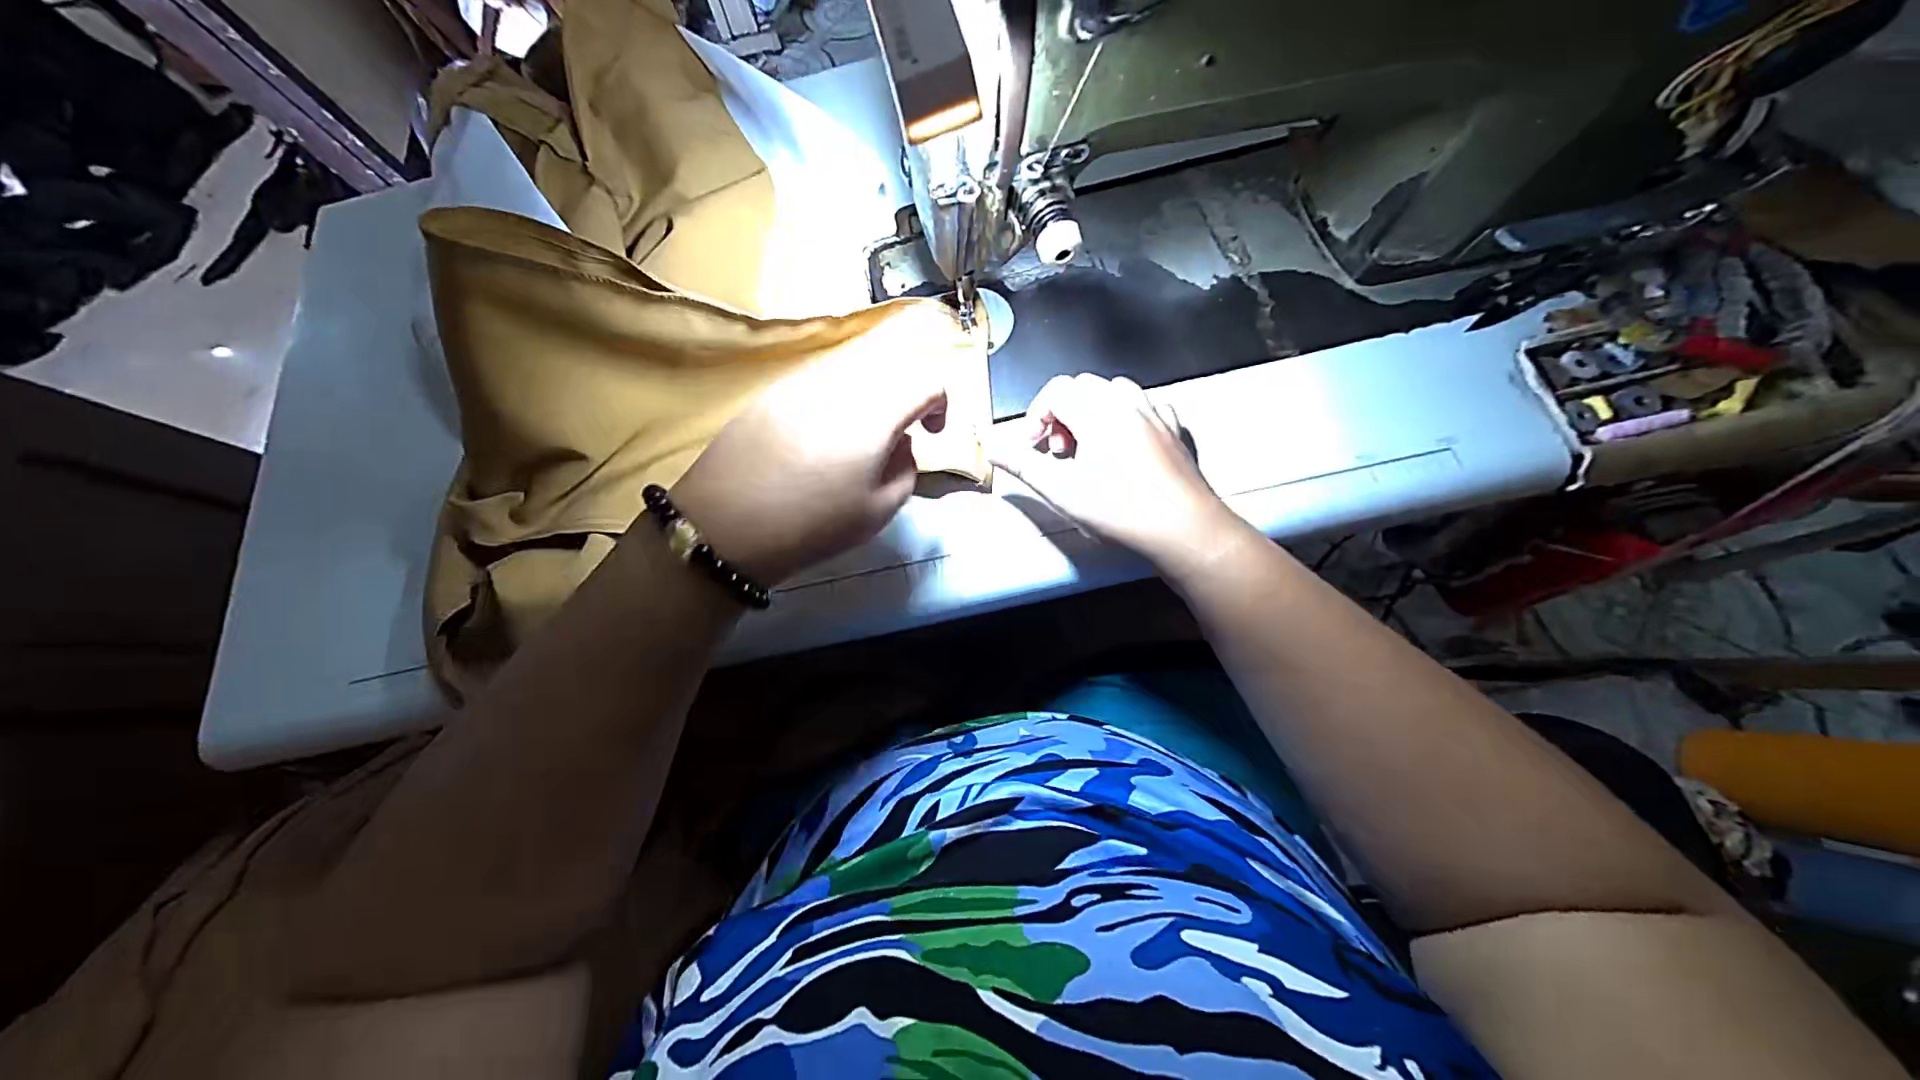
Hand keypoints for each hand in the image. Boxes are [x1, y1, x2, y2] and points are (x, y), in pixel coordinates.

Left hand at [668, 308, 960, 585]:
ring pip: (851, 374)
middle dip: (904, 398)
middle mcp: (840, 384)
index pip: (926, 381)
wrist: (727, 526)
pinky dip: (833, 401)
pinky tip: (816, 440)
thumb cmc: (813, 524)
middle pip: (889, 370)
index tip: (931, 433)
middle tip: (897, 436)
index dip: (940, 404)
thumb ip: (907, 467)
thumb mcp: (879, 510)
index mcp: (875, 412)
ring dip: (868, 398)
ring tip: (854, 442)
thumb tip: (900, 442)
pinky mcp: (769, 393)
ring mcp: (799, 383)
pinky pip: (816, 383)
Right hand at [990, 374, 1250, 573]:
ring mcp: (1155, 412)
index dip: (1037, 415)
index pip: (1056, 390)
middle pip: (1083, 386)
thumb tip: (992, 448)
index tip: (1035, 446)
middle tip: (1058, 451)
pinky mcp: (1174, 428)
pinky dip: (1123, 417)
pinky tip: (1122, 447)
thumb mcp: (1062, 491)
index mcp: (1098, 411)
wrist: (1184, 529)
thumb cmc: (1121, 511)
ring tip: (1087, 449)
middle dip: (1062, 413)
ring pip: (1113, 391)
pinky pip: (1143, 406)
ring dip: (1091, 412)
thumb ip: (1024, 465)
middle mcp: (1128, 402)